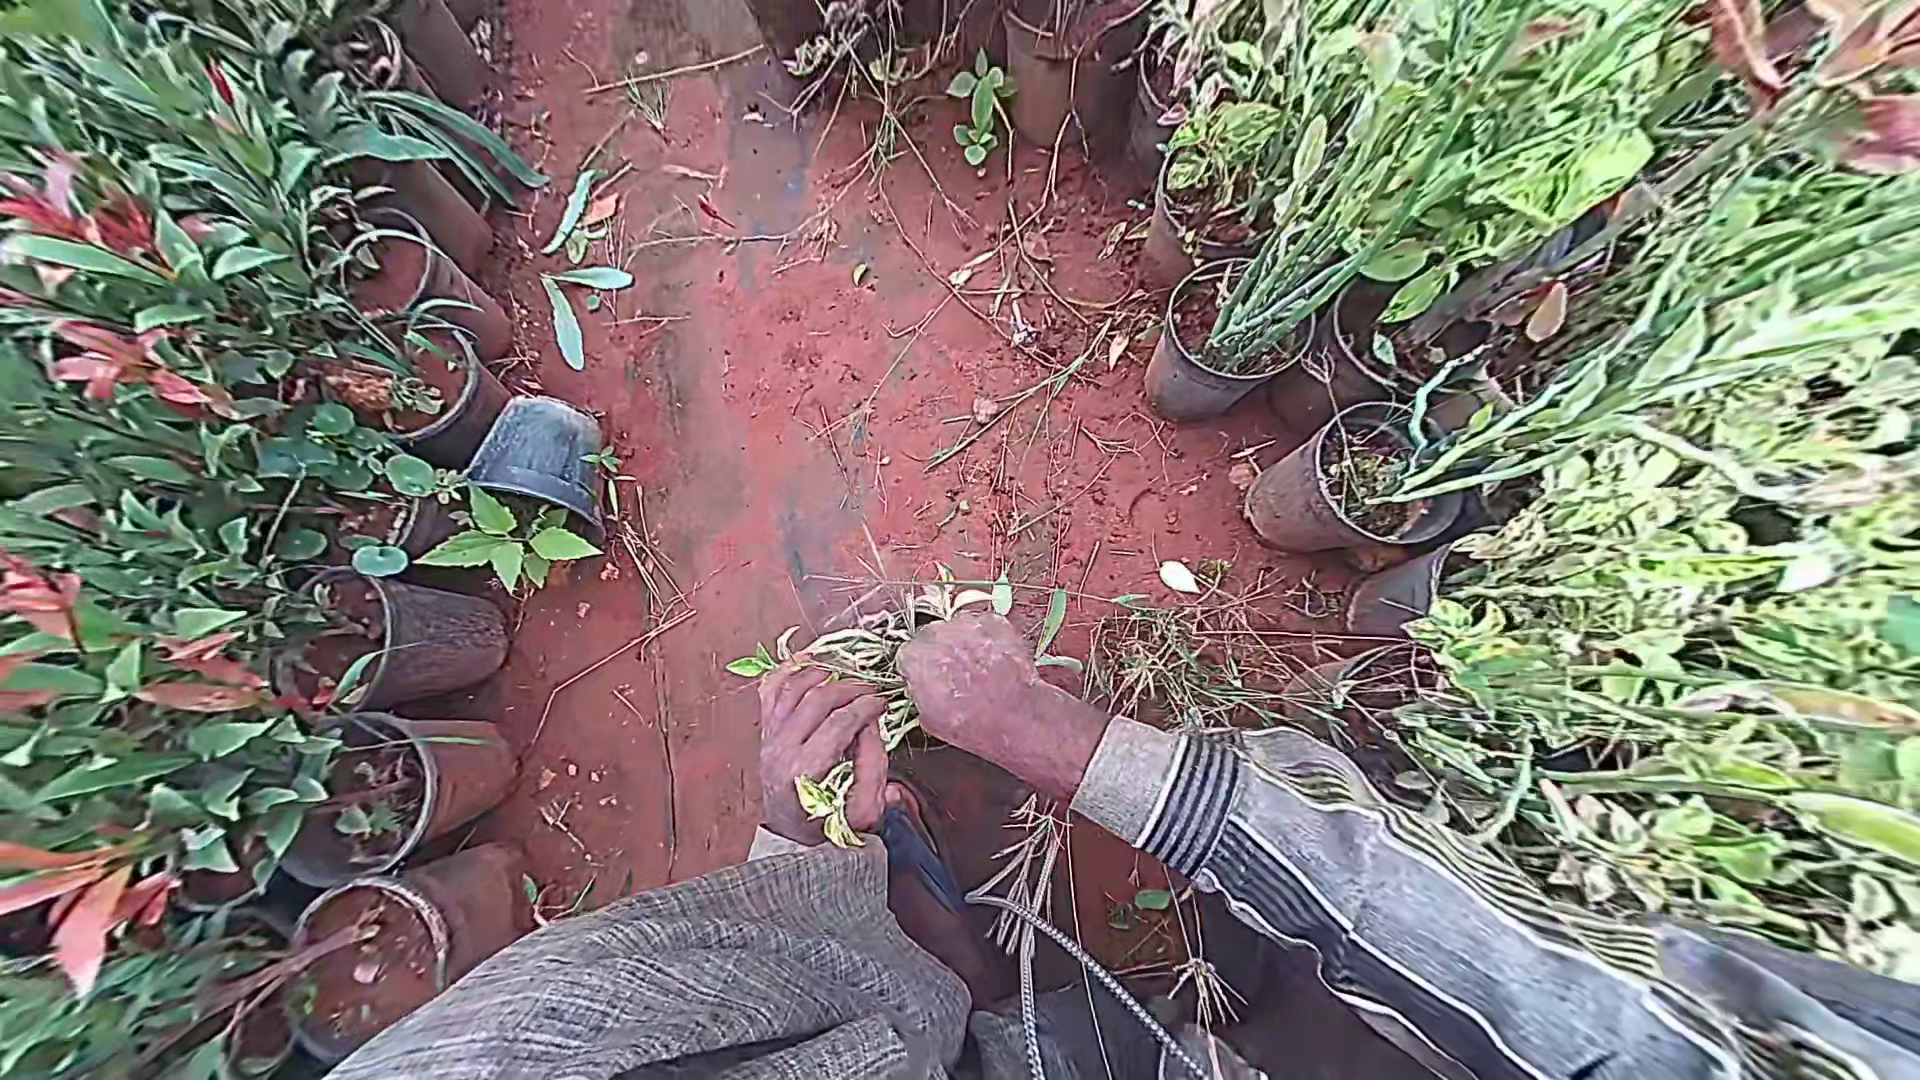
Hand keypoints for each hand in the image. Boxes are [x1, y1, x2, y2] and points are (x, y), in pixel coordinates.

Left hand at [757, 664, 887, 843]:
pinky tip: (810, 661)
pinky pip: (772, 690)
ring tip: (848, 673)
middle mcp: (780, 750)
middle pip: (816, 700)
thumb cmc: (831, 824)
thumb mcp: (864, 809)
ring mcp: (769, 737)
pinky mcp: (766, 730)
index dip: (864, 706)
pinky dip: (789, 670)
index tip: (883, 702)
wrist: (795, 834)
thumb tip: (872, 724)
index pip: (837, 723)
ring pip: (792, 688)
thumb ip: (873, 765)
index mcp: (803, 771)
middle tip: (871, 688)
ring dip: (822, 673)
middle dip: (850, 687)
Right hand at [897, 612, 1108, 799]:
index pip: (908, 653)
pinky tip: (993, 657)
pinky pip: (983, 624)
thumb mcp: (929, 718)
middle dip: (941, 650)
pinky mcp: (993, 620)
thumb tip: (918, 684)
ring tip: (978, 665)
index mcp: (915, 657)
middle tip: (956, 671)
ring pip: (957, 626)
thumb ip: (918, 691)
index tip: (930, 674)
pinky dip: (988, 636)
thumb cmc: (974, 722)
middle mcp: (937, 634)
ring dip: (963, 641)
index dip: (920, 666)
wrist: (1016, 716)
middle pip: (931, 635)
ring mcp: (966, 624)